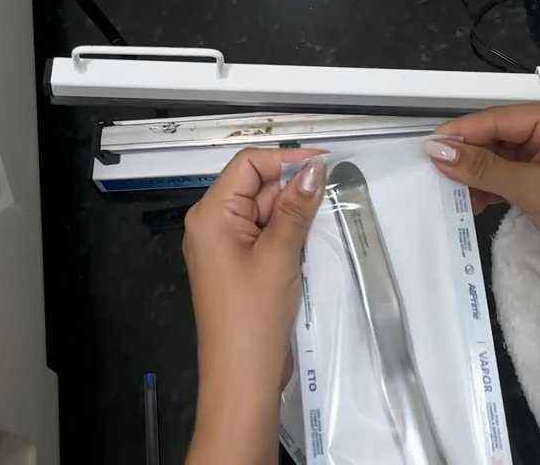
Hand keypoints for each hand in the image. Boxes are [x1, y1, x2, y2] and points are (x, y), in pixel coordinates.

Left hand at [183, 149, 326, 464]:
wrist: (242, 381)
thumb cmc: (252, 318)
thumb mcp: (278, 255)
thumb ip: (295, 208)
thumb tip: (313, 170)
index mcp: (210, 214)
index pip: (247, 165)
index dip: (284, 158)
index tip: (321, 162)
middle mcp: (211, 224)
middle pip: (254, 185)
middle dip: (290, 185)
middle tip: (329, 189)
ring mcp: (223, 245)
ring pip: (261, 209)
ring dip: (290, 209)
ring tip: (322, 214)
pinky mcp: (237, 264)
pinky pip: (262, 232)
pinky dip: (285, 230)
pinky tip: (308, 235)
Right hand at [424, 101, 539, 313]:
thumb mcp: (532, 190)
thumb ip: (482, 167)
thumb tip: (435, 149)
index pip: (500, 117)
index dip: (463, 131)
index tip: (426, 145)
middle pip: (499, 135)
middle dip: (470, 154)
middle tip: (435, 170)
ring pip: (501, 156)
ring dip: (478, 173)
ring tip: (455, 192)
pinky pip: (510, 175)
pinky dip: (491, 186)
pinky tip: (475, 202)